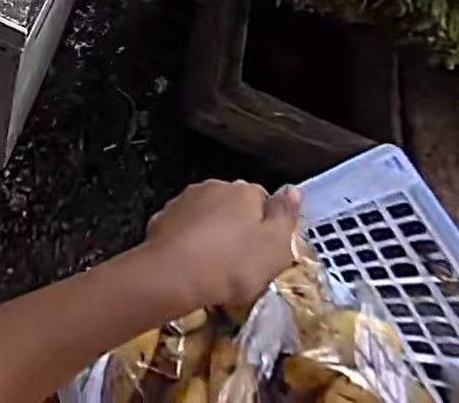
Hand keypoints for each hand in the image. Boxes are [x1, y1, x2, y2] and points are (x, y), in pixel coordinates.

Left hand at [139, 180, 300, 309]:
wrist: (171, 273)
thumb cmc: (231, 264)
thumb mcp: (274, 248)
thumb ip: (286, 217)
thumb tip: (294, 189)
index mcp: (244, 191)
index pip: (264, 200)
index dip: (267, 227)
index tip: (266, 253)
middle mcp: (215, 186)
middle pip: (235, 205)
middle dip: (239, 227)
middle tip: (242, 263)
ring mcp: (187, 198)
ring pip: (209, 213)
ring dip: (214, 231)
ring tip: (215, 265)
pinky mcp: (165, 215)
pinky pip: (186, 226)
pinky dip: (191, 239)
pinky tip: (191, 262)